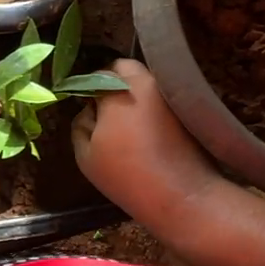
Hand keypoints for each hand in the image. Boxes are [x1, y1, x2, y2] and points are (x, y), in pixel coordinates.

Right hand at [72, 59, 221, 224]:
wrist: (183, 197)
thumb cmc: (127, 176)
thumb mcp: (85, 155)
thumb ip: (80, 123)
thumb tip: (88, 110)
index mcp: (118, 90)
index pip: (94, 76)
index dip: (85, 89)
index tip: (83, 107)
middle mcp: (147, 82)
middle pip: (124, 68)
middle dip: (111, 82)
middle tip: (103, 109)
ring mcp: (168, 93)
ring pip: (144, 80)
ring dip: (132, 92)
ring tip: (124, 120)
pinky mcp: (184, 108)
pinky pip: (159, 96)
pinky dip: (149, 104)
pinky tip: (144, 129)